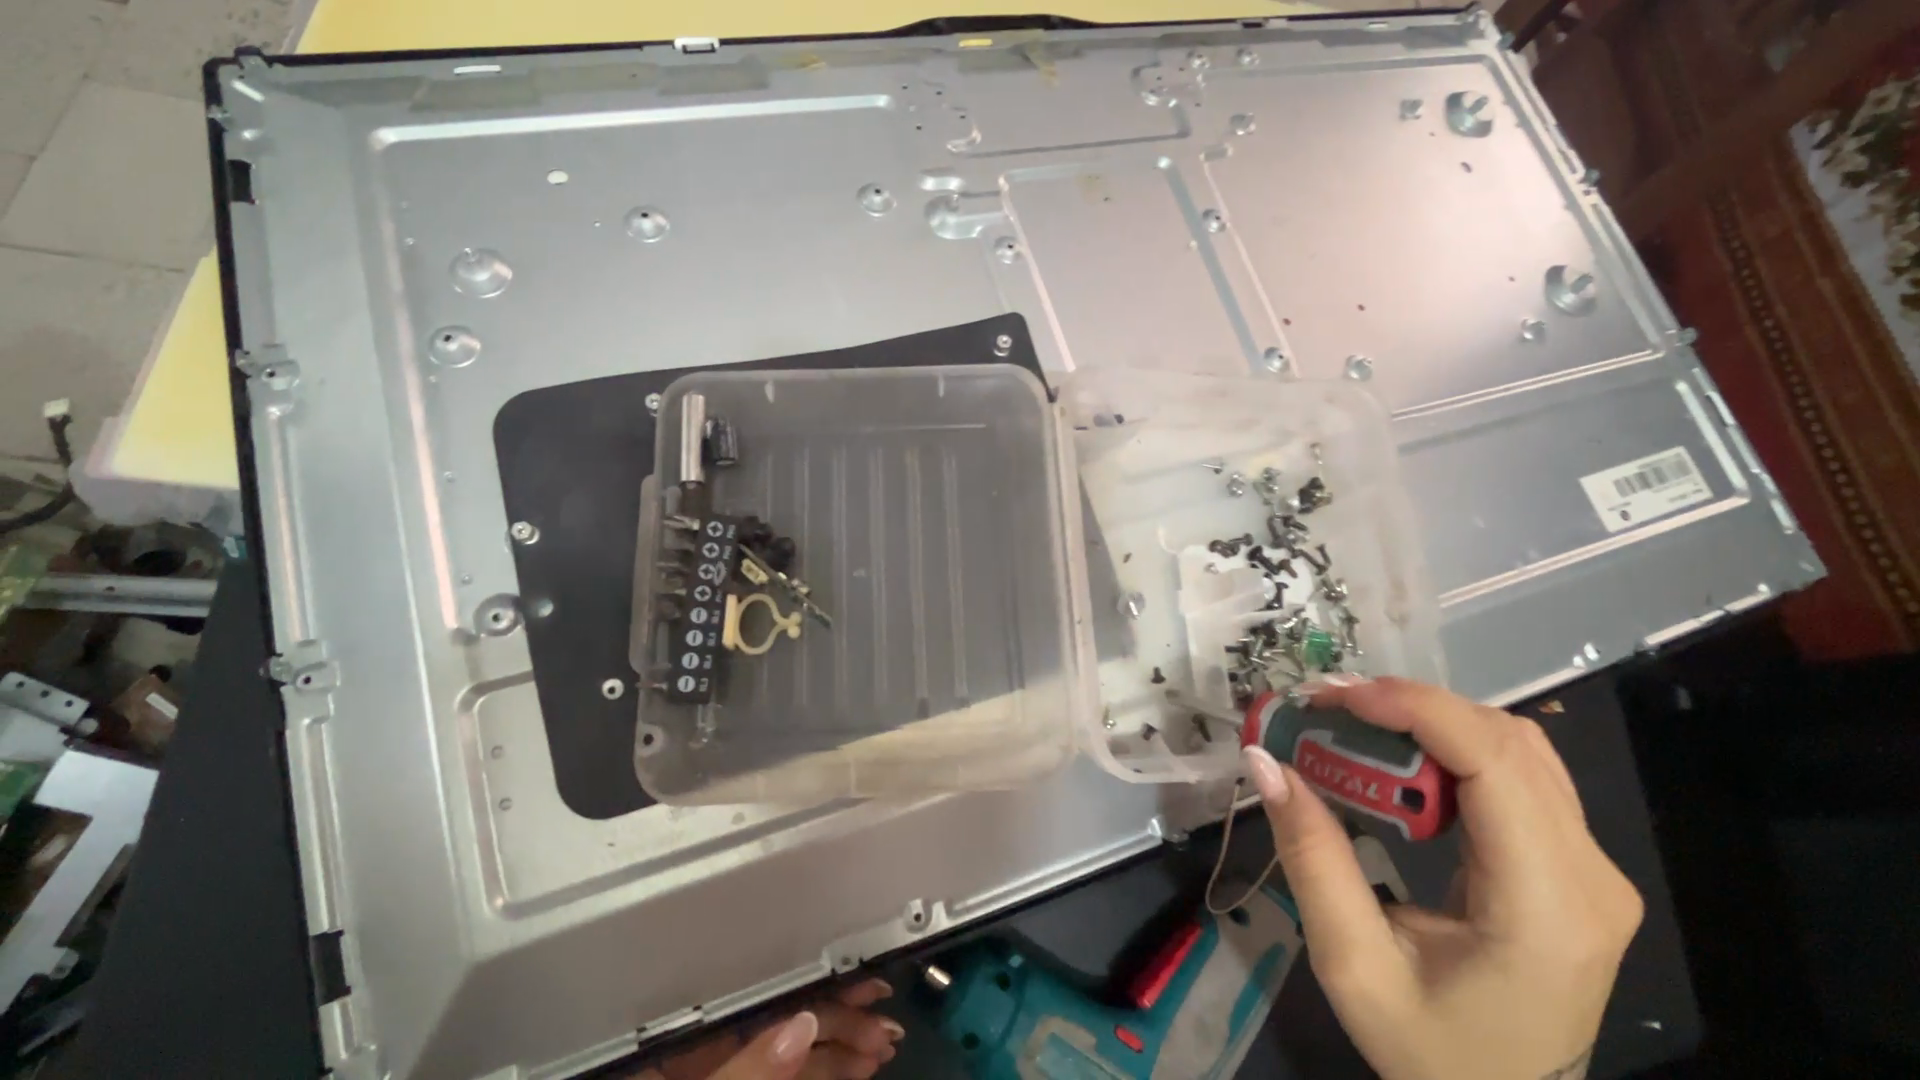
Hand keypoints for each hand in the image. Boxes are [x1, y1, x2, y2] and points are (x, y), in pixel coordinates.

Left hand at [632, 978, 903, 1079]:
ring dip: (840, 1053)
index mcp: (672, 1055)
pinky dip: (824, 1076)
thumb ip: (746, 1072)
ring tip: (882, 1047)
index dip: (808, 991)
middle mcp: (699, 1064)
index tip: (858, 986)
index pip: (750, 1006)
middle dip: (836, 1026)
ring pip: (789, 1058)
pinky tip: (858, 1070)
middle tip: (885, 1028)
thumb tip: (801, 1024)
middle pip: (776, 1029)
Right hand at [1242, 677, 1642, 1079]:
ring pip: (1517, 751)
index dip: (1415, 708)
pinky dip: (1453, 752)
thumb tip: (1265, 762)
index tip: (1335, 695)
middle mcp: (1591, 875)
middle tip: (1326, 707)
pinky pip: (1519, 780)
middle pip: (1507, 744)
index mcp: (1547, 906)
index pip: (1495, 762)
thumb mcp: (1353, 965)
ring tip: (1352, 724)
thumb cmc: (1429, 1053)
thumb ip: (1312, 858)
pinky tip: (1400, 761)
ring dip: (1431, 724)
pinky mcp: (1580, 871)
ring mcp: (1595, 871)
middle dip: (1411, 708)